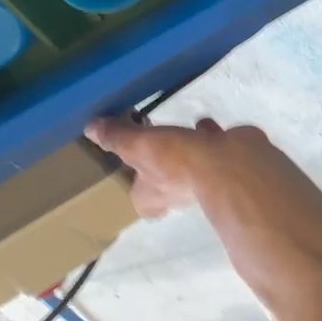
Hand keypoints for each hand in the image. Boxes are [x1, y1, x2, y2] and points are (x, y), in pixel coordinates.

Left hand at [86, 116, 279, 219]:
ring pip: (187, 161)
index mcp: (149, 198)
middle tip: (153, 140)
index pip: (136, 194)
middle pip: (161, 178)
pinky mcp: (225, 161)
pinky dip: (206, 134)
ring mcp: (203, 177)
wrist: (231, 162)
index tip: (132, 163)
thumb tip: (91, 128)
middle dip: (158, 161)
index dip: (134, 181)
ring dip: (182, 146)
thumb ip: (117, 137)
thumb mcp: (138, 146)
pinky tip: (203, 122)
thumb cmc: (178, 162)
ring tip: (175, 126)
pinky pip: (210, 145)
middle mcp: (174, 194)